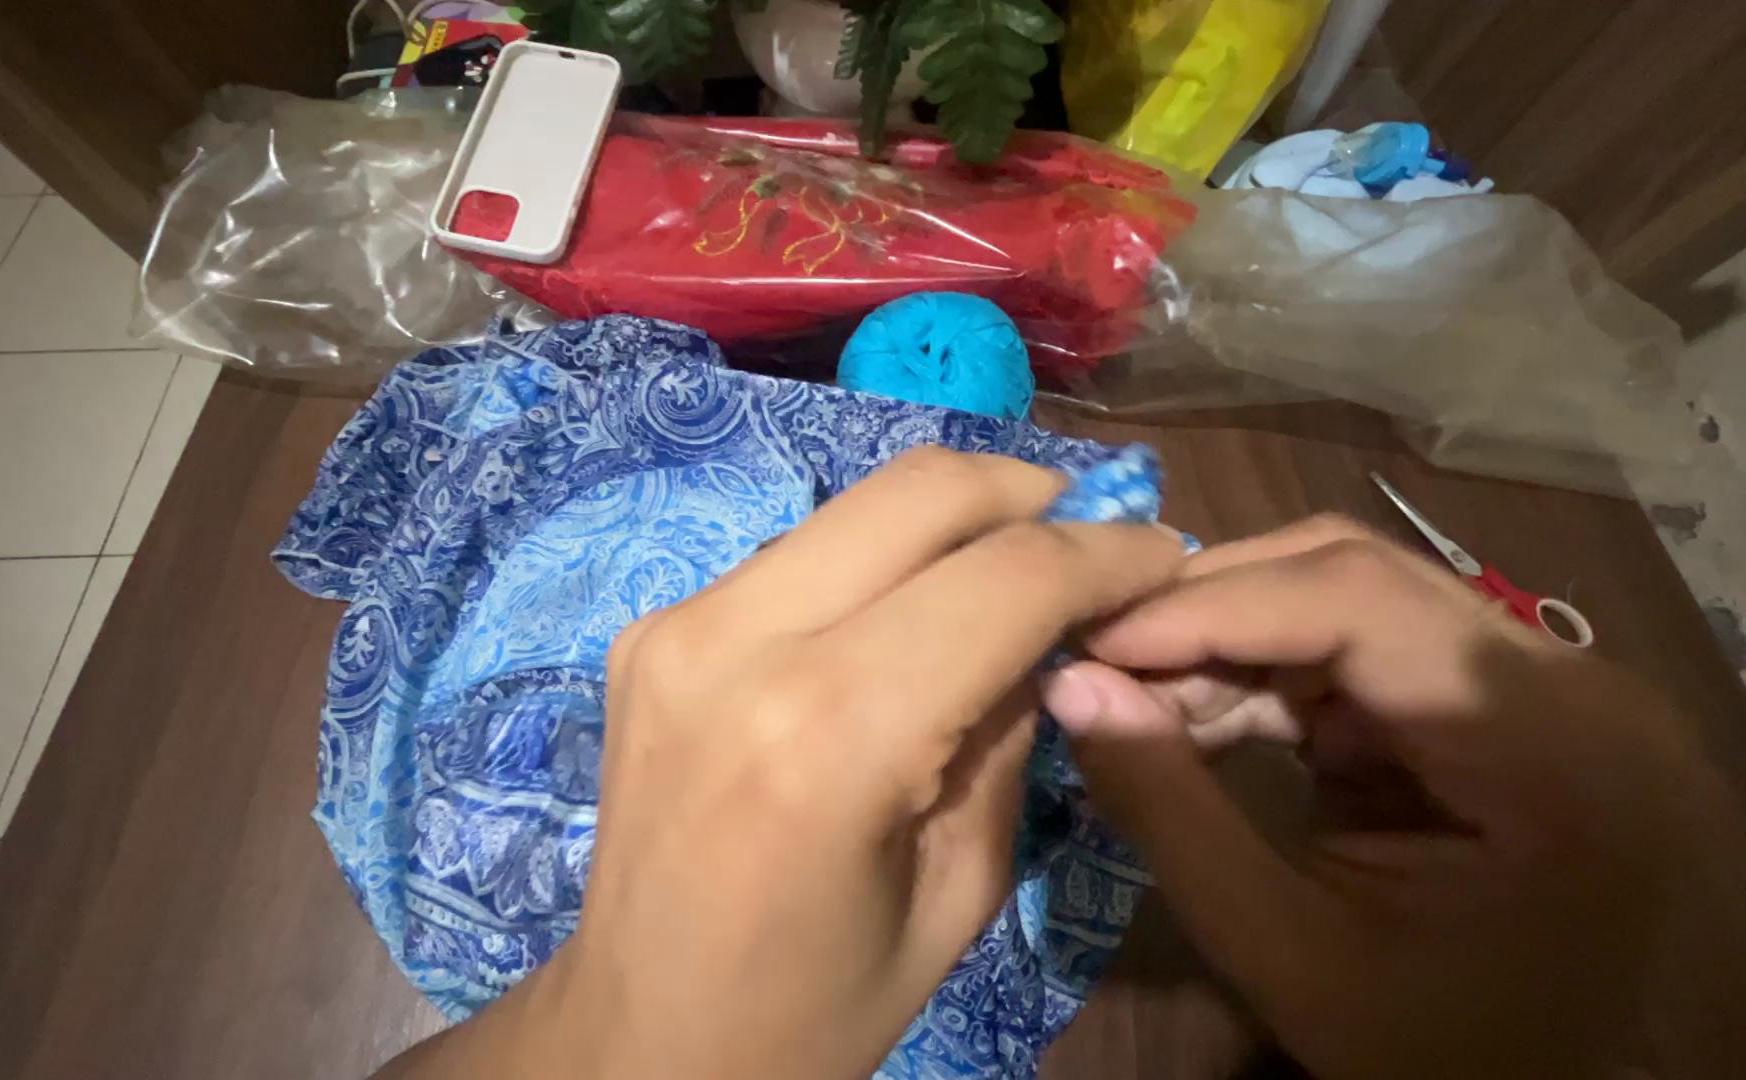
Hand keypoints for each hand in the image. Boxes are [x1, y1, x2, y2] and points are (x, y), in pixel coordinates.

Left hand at [374, 447, 1182, 1079]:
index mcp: (827, 733)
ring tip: (999, 567)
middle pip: (916, 491)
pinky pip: (792, 557)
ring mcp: (676, 622)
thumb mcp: (960, 884)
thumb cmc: (819, 999)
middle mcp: (736, 644)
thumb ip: (1012, 724)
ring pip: (850, 509)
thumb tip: (1053, 620)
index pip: (1003, 579)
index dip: (1103, 552)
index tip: (1158, 552)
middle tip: (1081, 531)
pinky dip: (868, 562)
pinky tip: (897, 610)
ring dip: (943, 522)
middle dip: (1023, 492)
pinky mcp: (649, 627)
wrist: (646, 1024)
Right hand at [1042, 516, 1739, 1078]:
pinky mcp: (1478, 703)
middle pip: (1342, 575)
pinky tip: (1200, 725)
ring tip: (1142, 708)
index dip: (1204, 606)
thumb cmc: (1459, 1054)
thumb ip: (1169, 810)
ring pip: (1332, 600)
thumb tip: (1066, 686)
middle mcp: (1555, 680)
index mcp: (1550, 744)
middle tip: (1101, 668)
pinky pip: (1343, 650)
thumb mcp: (1290, 950)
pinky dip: (1252, 676)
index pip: (1353, 599)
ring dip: (1218, 644)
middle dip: (1201, 614)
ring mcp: (1523, 684)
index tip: (1090, 644)